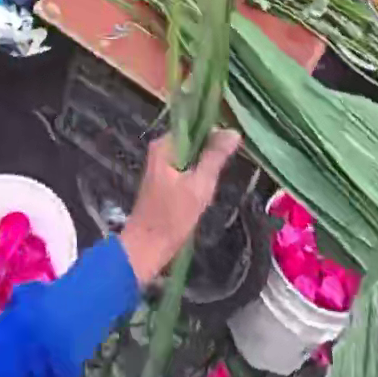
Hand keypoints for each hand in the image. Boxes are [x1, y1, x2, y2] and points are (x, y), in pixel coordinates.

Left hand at [119, 130, 242, 284]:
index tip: (227, 151)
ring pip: (193, 155)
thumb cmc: (171, 218)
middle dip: (210, 154)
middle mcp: (161, 149)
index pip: (196, 124)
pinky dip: (197, 176)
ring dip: (204, 167)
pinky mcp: (164, 179)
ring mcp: (161, 164)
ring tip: (210, 185)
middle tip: (217, 174)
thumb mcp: (199, 185)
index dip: (215, 134)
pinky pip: (187, 167)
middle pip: (195, 140)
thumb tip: (233, 131)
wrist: (144, 251)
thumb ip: (216, 156)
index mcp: (166, 144)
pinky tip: (202, 192)